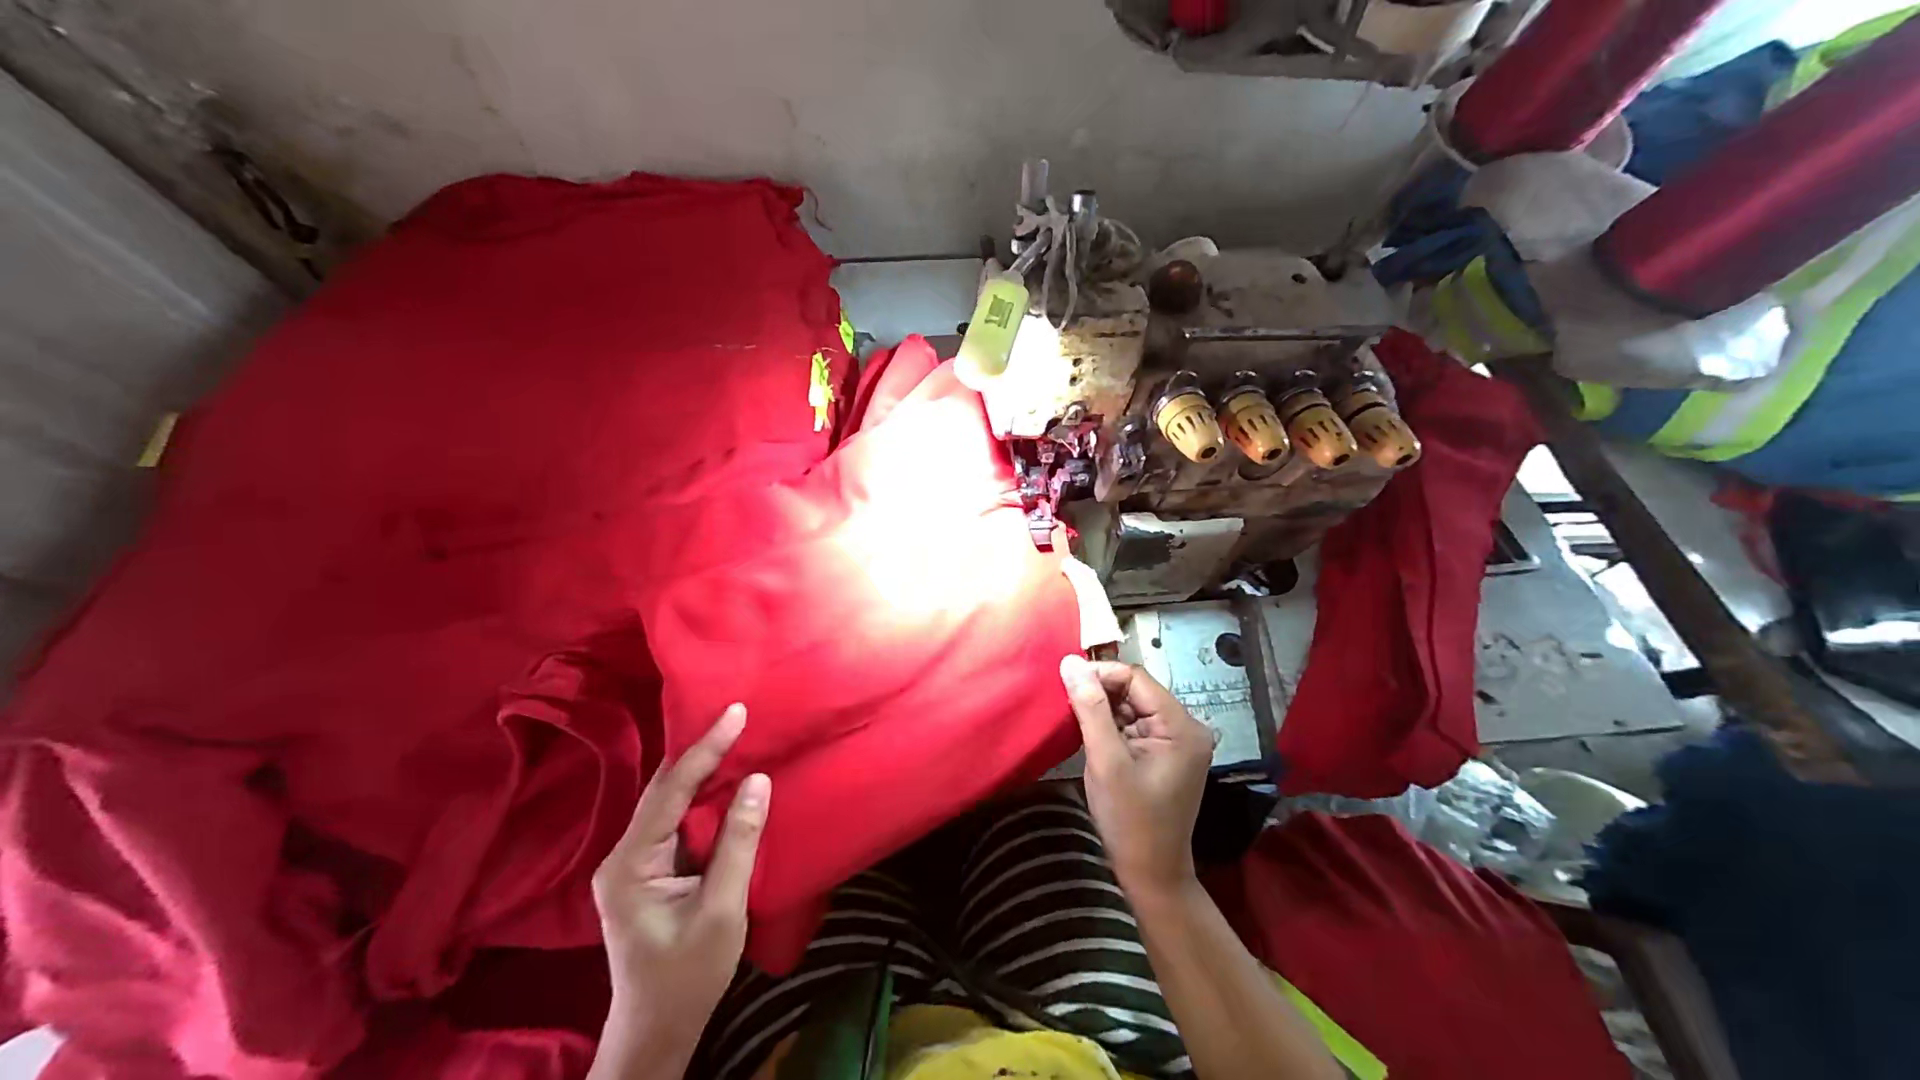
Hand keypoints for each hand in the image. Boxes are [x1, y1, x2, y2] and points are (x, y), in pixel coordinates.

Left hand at [589, 705, 770, 1079]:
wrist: (656, 1031)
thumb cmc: (688, 977)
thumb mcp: (722, 910)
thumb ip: (738, 843)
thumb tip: (758, 781)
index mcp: (630, 864)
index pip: (671, 791)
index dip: (706, 748)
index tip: (736, 712)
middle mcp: (622, 855)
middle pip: (663, 790)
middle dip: (700, 751)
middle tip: (736, 714)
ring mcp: (632, 863)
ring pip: (669, 802)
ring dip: (701, 771)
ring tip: (734, 736)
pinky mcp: (646, 872)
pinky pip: (675, 821)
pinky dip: (700, 797)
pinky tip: (723, 781)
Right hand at [1060, 655, 1212, 895]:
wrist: (1151, 875)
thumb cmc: (1130, 821)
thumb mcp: (1106, 761)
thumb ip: (1090, 708)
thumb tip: (1070, 662)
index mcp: (1182, 726)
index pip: (1136, 678)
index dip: (1100, 675)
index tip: (1065, 684)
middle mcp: (1186, 727)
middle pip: (1136, 690)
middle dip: (1100, 693)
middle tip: (1067, 705)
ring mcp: (1177, 742)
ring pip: (1132, 706)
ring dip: (1104, 710)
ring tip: (1076, 721)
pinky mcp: (1165, 754)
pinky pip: (1134, 725)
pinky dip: (1111, 726)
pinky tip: (1093, 737)